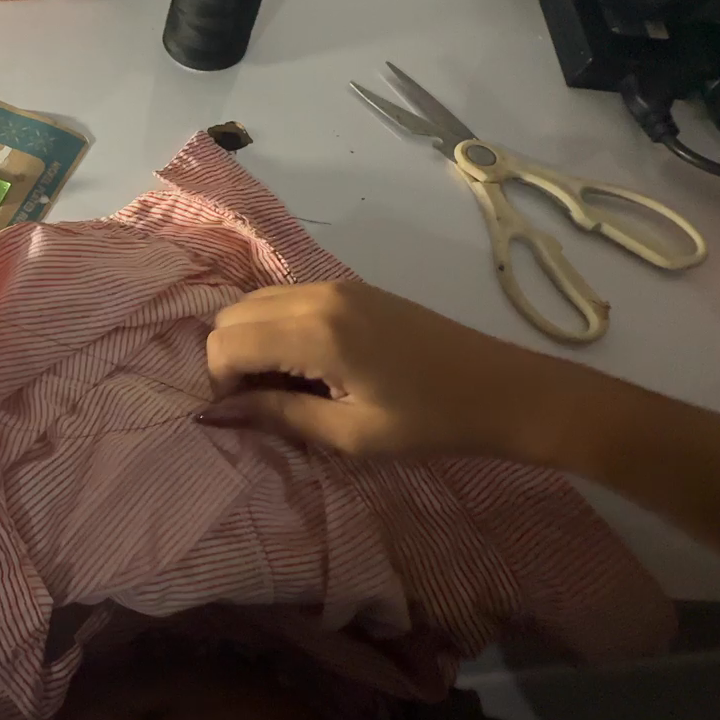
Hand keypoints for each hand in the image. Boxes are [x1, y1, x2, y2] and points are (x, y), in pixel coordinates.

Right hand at [196, 282, 599, 461]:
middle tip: (263, 398)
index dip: (220, 380)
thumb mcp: (350, 434)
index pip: (227, 342)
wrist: (506, 390)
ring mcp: (332, 285)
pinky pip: (282, 298)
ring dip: (250, 340)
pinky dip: (273, 326)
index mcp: (316, 332)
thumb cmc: (430, 422)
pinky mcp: (347, 287)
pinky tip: (307, 360)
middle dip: (229, 358)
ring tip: (286, 381)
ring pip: (253, 302)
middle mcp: (315, 296)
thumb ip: (277, 415)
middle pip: (230, 315)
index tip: (246, 412)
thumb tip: (214, 413)